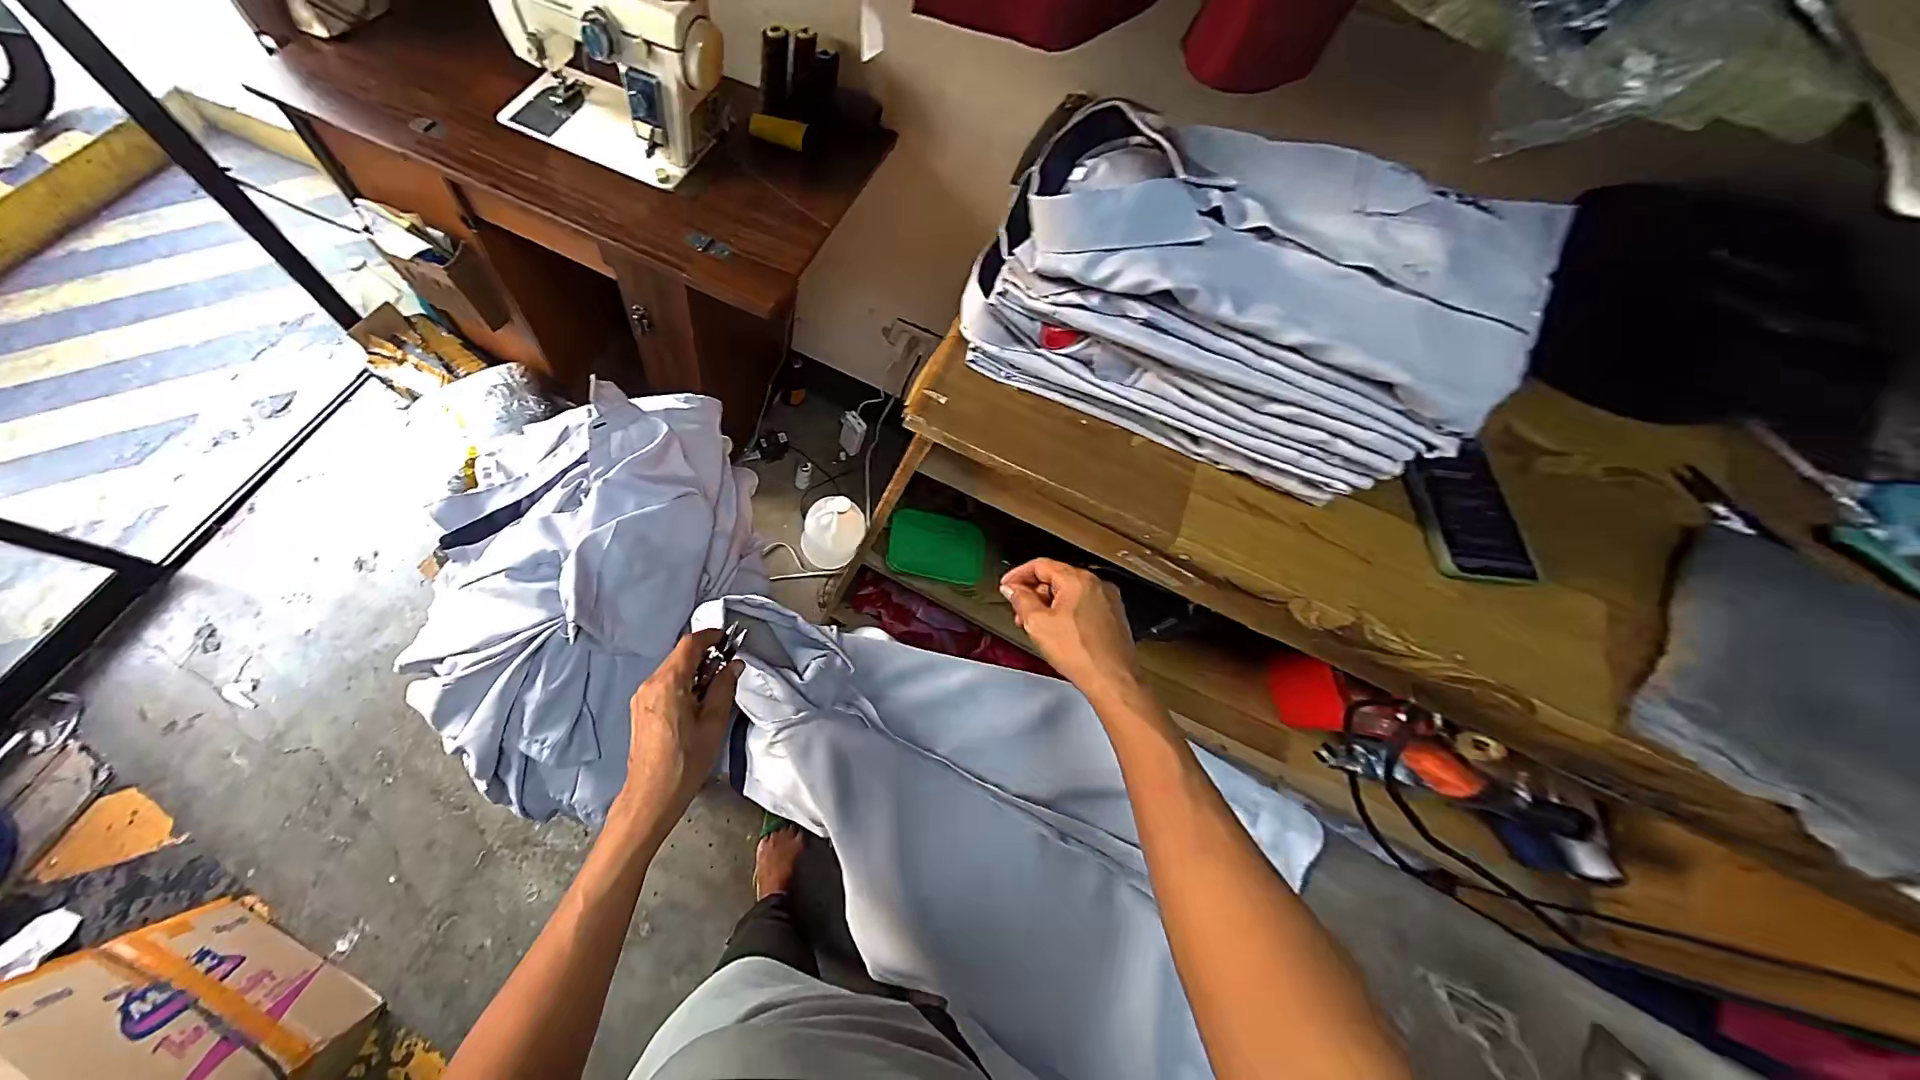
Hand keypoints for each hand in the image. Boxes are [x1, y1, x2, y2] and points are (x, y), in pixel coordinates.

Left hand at [615, 630, 740, 828]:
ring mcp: (642, 697)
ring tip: (715, 689)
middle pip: (679, 656)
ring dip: (694, 671)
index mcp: (668, 684)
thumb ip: (723, 687)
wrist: (652, 794)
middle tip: (727, 667)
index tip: (727, 639)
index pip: (689, 644)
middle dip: (704, 655)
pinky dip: (683, 684)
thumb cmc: (686, 761)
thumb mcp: (714, 722)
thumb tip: (732, 665)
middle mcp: (650, 685)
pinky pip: (664, 684)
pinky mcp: (640, 709)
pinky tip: (697, 702)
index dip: (710, 636)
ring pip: (672, 670)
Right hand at [1001, 559, 1139, 698]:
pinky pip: (1083, 604)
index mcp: (1077, 580)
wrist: (1112, 679)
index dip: (1018, 575)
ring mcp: (1107, 599)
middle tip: (1019, 610)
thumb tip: (1012, 589)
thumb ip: (1020, 600)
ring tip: (1037, 626)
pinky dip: (1067, 611)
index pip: (1040, 565)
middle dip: (1033, 592)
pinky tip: (1059, 631)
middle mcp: (1096, 584)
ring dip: (1049, 603)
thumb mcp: (1037, 624)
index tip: (1008, 586)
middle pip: (1056, 577)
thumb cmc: (1082, 654)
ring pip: (1070, 591)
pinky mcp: (1112, 615)